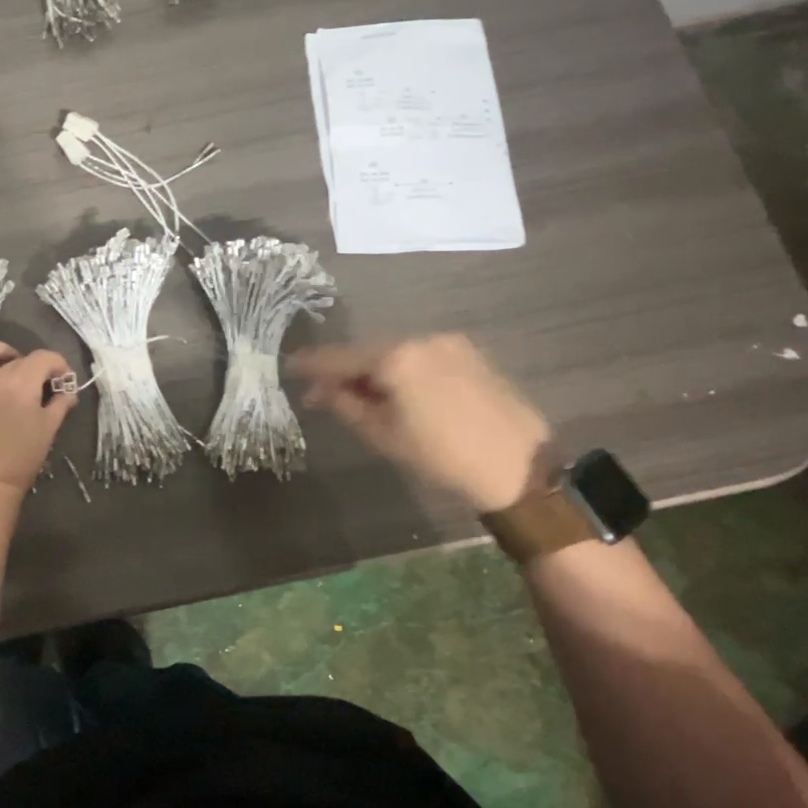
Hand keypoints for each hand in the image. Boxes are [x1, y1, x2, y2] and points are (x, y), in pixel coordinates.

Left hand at [0, 341, 77, 497]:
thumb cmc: (23, 457)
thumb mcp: (49, 428)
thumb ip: (60, 402)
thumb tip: (67, 389)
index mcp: (21, 384)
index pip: (44, 358)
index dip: (58, 365)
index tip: (63, 381)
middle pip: (19, 359)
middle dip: (36, 369)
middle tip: (42, 389)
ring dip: (2, 354)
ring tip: (10, 367)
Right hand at [290, 334, 552, 512]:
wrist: (519, 467)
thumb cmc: (441, 455)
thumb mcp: (381, 434)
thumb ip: (344, 404)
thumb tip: (317, 390)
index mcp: (395, 357)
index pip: (338, 357)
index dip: (310, 364)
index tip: (288, 367)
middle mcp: (421, 340)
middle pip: (368, 351)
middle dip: (344, 370)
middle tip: (323, 393)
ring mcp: (450, 344)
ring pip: (395, 353)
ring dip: (374, 370)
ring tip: (362, 397)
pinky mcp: (471, 355)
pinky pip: (421, 357)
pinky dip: (402, 370)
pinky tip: (399, 393)